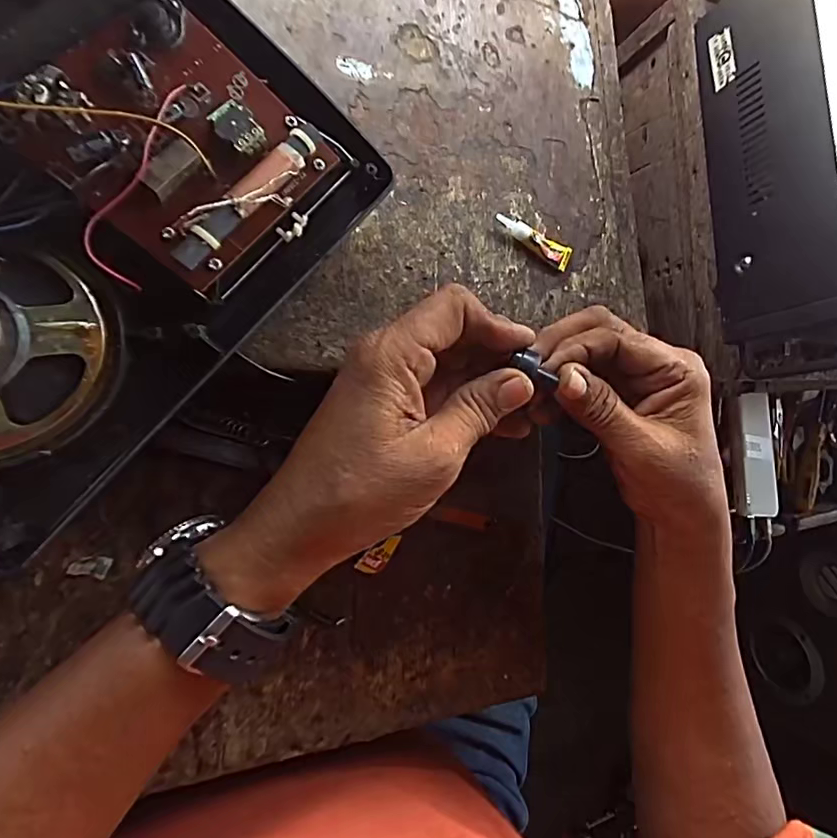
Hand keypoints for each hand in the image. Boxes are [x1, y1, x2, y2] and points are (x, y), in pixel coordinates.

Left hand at [199, 285, 535, 610]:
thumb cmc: (359, 495)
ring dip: (490, 378)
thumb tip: (520, 380)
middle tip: (536, 384)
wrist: (300, 529)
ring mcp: (388, 378)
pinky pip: (439, 386)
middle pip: (456, 331)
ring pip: (452, 360)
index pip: (454, 307)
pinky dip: (470, 397)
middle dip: (499, 353)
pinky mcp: (390, 401)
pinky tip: (502, 422)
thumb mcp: (435, 454)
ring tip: (527, 408)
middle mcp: (387, 355)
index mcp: (391, 355)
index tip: (530, 353)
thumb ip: (480, 409)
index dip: (498, 324)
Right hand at [536, 307, 728, 537]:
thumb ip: (602, 410)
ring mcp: (637, 381)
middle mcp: (657, 367)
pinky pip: (584, 380)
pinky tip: (546, 402)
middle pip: (600, 333)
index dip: (577, 348)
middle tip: (533, 367)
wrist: (684, 520)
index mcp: (676, 369)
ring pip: (587, 354)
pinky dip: (561, 388)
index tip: (549, 368)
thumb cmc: (684, 488)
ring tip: (536, 390)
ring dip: (558, 368)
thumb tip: (567, 377)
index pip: (618, 338)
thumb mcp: (641, 448)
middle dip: (562, 347)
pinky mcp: (618, 398)